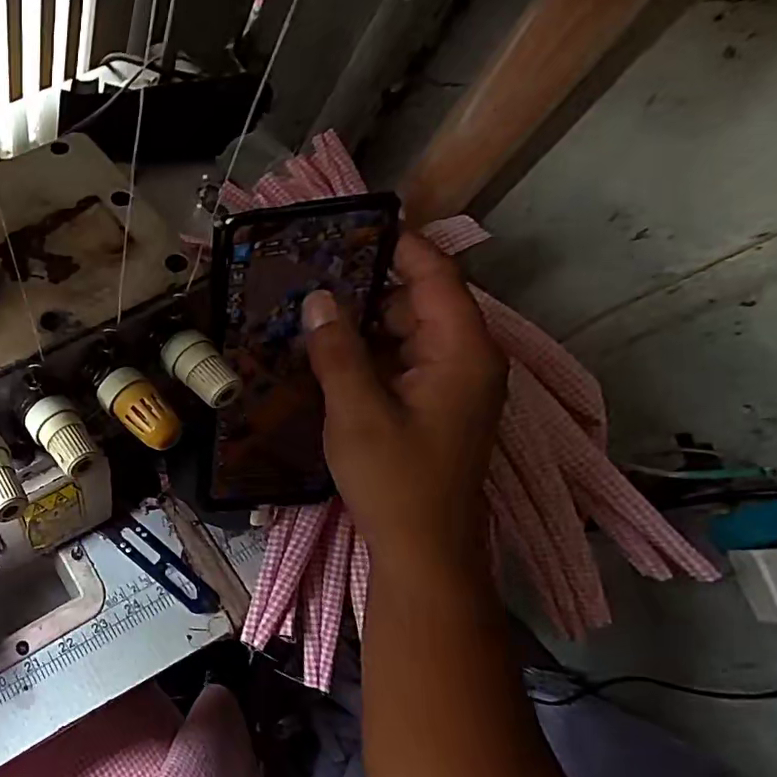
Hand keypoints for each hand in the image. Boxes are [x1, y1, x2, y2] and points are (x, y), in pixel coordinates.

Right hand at [302, 232, 504, 559]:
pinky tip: (327, 359)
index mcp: (462, 351)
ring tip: (308, 319)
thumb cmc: (395, 480)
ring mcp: (453, 385)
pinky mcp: (435, 407)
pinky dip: (369, 356)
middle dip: (368, 290)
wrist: (423, 549)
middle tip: (310, 282)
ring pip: (407, 334)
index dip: (399, 246)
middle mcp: (467, 360)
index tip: (352, 227)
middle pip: (419, 302)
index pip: (436, 275)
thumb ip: (338, 351)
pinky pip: (402, 363)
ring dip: (363, 326)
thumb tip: (317, 299)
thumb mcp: (357, 412)